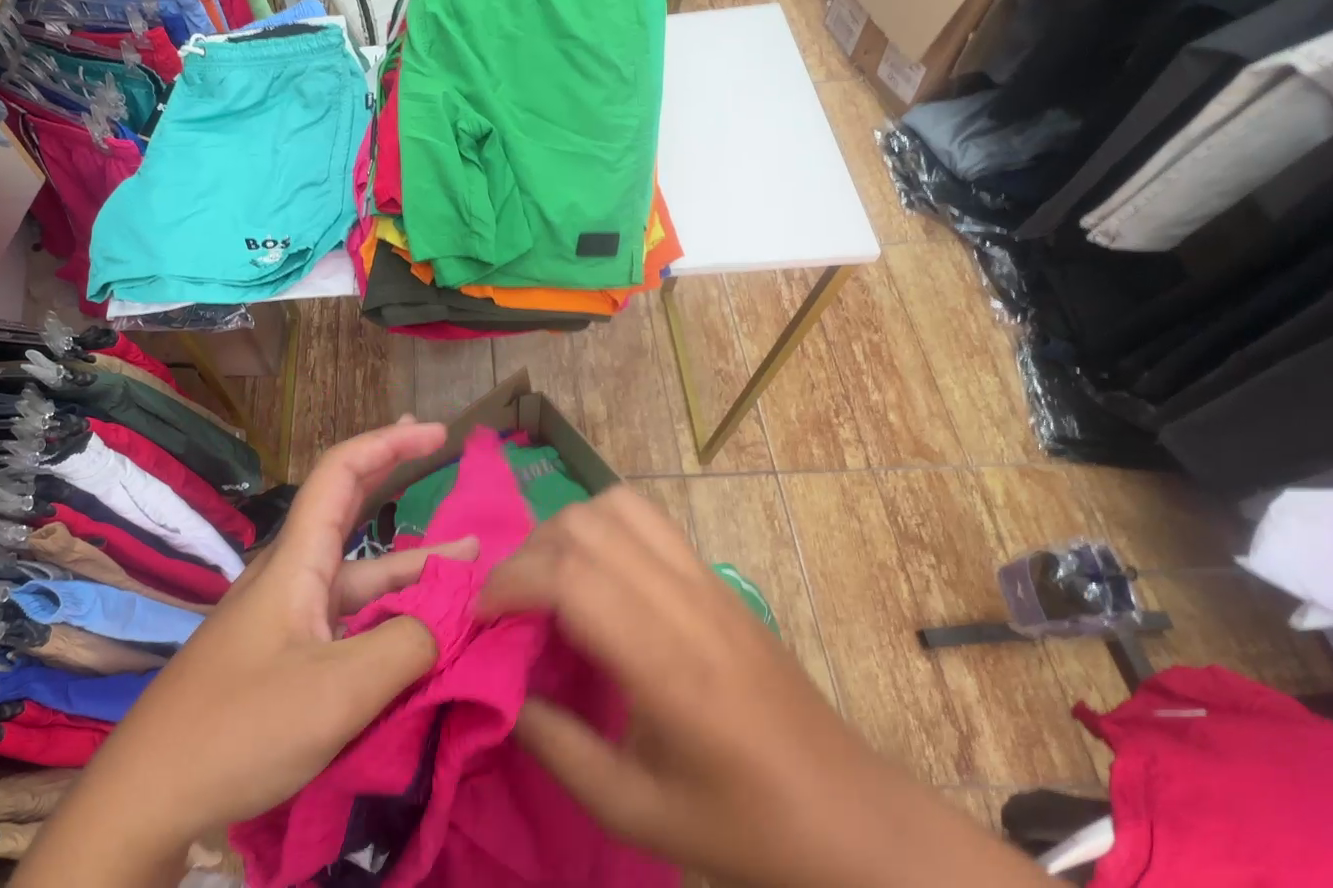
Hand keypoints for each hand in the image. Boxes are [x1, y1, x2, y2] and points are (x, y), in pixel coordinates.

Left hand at [15, 418, 476, 886]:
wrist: (150, 796)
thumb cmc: (241, 728)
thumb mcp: (340, 689)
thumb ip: (408, 645)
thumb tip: (454, 617)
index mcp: (295, 565)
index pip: (341, 475)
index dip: (390, 444)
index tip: (438, 433)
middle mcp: (289, 582)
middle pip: (349, 518)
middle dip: (396, 484)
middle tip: (439, 456)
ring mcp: (284, 625)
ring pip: (358, 584)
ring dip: (411, 576)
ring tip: (469, 575)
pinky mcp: (283, 665)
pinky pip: (348, 627)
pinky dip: (391, 624)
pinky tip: (422, 641)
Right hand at [480, 487, 1055, 887]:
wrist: (852, 819)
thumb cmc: (742, 826)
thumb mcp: (632, 809)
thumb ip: (554, 745)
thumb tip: (498, 689)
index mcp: (668, 665)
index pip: (570, 576)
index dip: (509, 583)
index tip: (481, 620)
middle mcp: (689, 604)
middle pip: (585, 526)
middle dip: (526, 554)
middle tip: (507, 607)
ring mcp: (711, 584)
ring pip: (618, 506)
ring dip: (564, 532)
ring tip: (546, 584)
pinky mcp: (721, 582)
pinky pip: (649, 522)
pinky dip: (602, 530)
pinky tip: (594, 582)